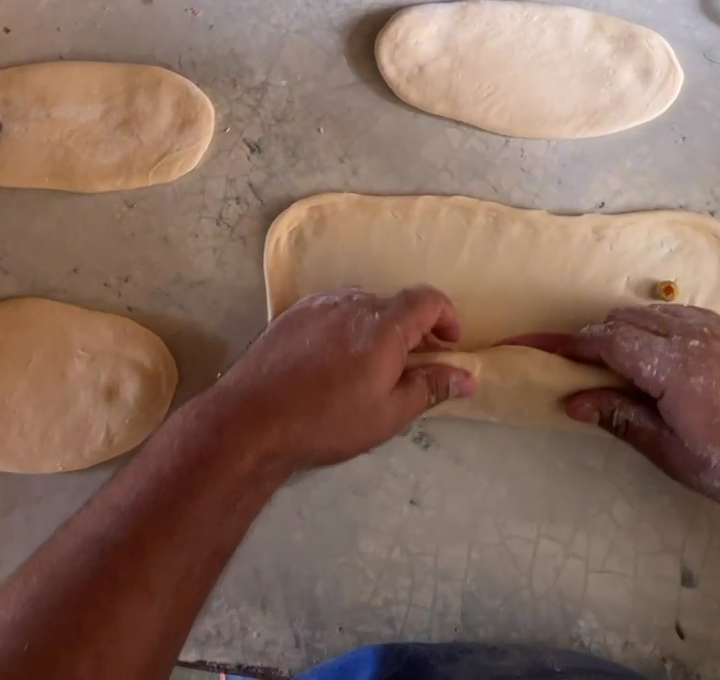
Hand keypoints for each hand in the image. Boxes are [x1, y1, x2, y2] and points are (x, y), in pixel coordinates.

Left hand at [196, 286, 475, 473]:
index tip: (448, 344)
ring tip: (369, 366)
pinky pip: (333, 310)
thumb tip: (466, 377)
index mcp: (383, 324)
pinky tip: (333, 360)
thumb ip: (430, 387)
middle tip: (411, 364)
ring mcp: (319, 304)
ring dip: (377, 327)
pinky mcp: (293, 313)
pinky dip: (346, 326)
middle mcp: (352, 302)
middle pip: (394, 303)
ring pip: (362, 305)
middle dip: (412, 328)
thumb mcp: (388, 413)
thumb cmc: (327, 420)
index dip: (446, 316)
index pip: (427, 299)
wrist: (252, 417)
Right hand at [514, 305, 719, 532]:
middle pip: (625, 319)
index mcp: (674, 368)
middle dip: (596, 337)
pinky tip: (661, 352)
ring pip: (653, 313)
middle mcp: (694, 336)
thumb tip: (573, 402)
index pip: (607, 339)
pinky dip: (657, 325)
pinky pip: (682, 315)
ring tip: (619, 362)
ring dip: (626, 329)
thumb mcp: (676, 455)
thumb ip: (622, 419)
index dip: (571, 343)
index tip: (544, 349)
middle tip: (582, 367)